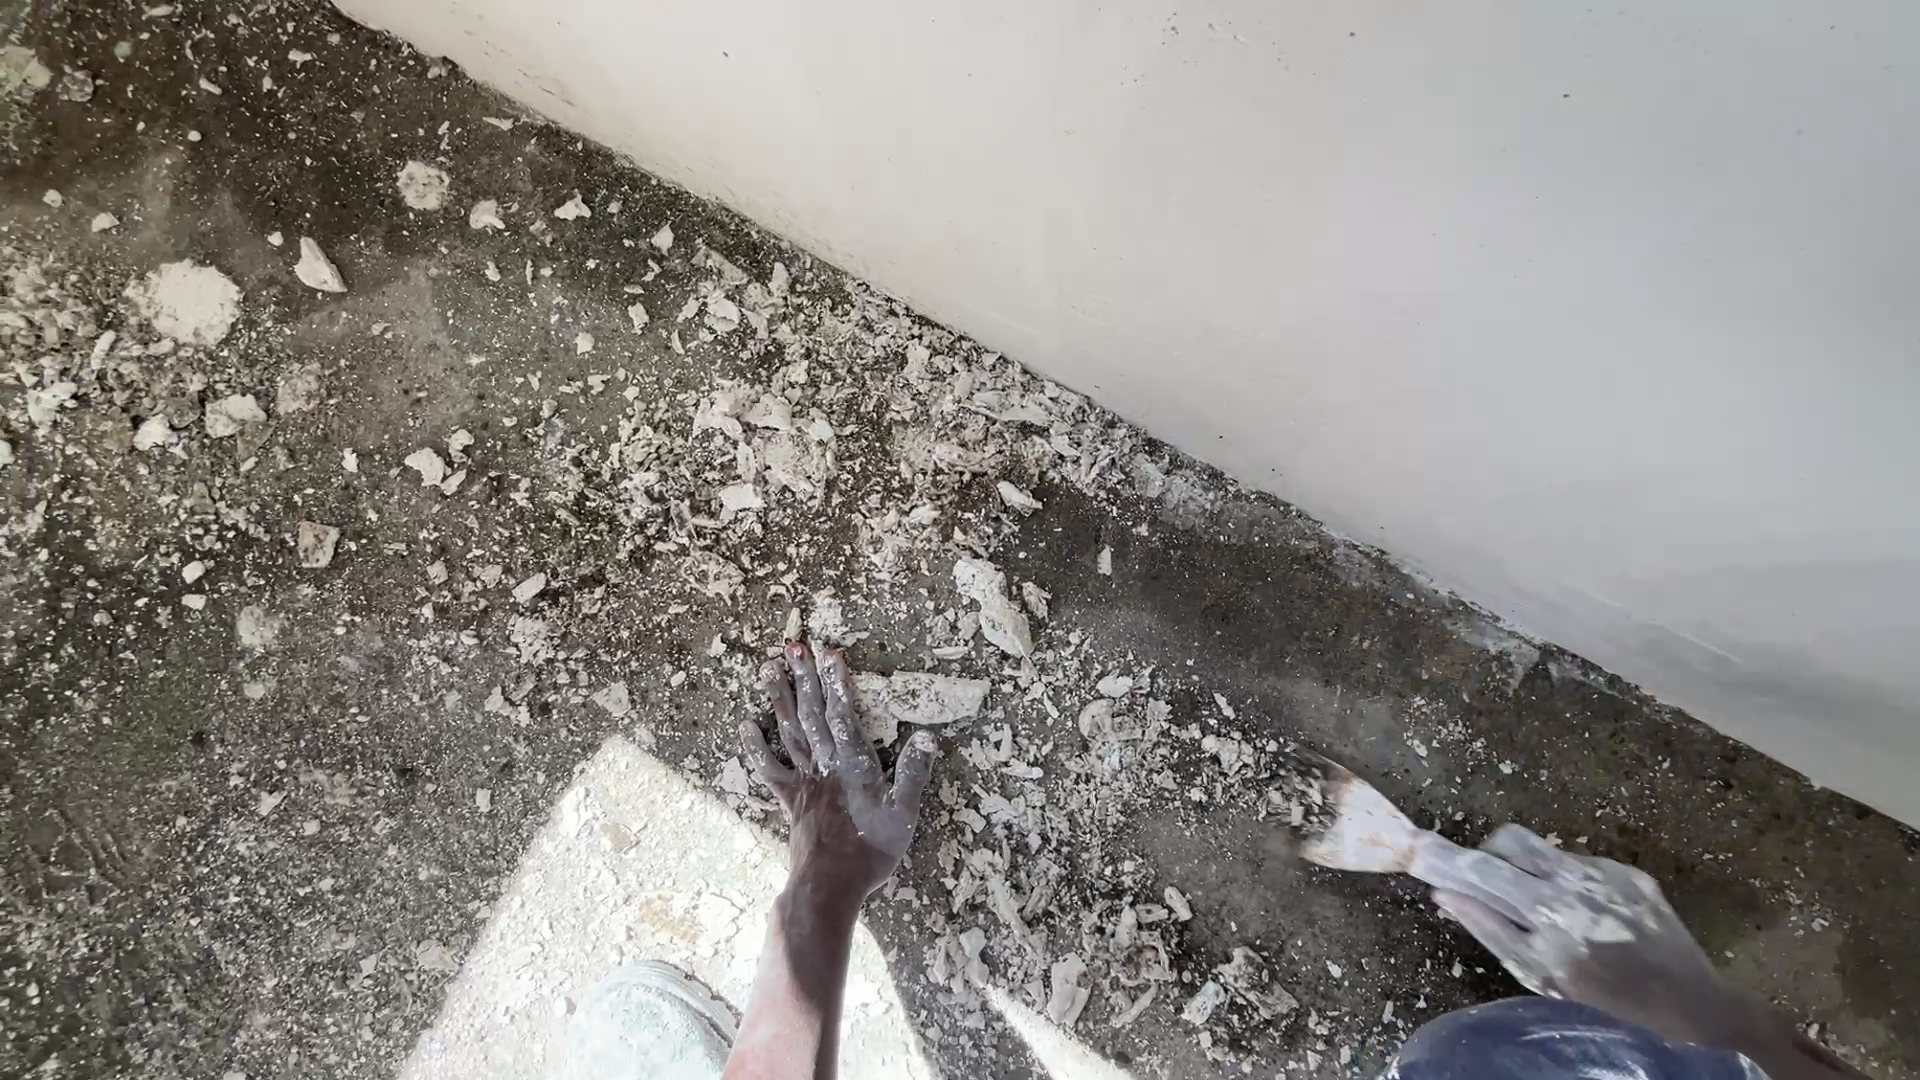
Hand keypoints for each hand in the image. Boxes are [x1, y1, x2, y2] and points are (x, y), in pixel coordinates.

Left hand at [739, 641, 937, 903]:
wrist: (829, 886)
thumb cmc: (870, 850)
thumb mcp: (903, 815)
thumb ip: (913, 775)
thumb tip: (926, 737)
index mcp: (853, 764)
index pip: (844, 714)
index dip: (837, 683)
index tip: (830, 653)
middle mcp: (825, 764)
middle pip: (812, 713)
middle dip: (804, 678)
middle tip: (794, 645)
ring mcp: (803, 780)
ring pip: (789, 730)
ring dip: (778, 697)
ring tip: (768, 666)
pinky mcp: (790, 798)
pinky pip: (769, 768)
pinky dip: (756, 746)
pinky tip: (746, 724)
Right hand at [1430, 825, 1745, 1046]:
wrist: (1697, 1012)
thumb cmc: (1604, 1000)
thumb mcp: (1537, 974)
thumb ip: (1488, 929)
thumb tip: (1443, 895)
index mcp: (1547, 909)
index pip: (1480, 867)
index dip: (1445, 855)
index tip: (1418, 845)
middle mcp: (1573, 880)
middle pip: (1507, 839)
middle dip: (1488, 855)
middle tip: (1489, 882)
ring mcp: (1606, 872)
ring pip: (1542, 847)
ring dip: (1527, 865)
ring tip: (1540, 900)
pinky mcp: (1630, 873)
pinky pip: (1578, 862)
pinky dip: (1566, 878)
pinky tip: (1583, 910)